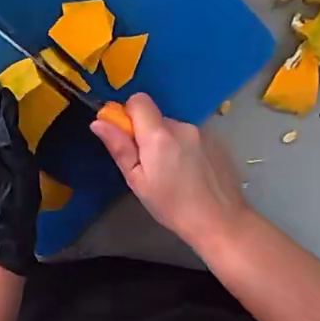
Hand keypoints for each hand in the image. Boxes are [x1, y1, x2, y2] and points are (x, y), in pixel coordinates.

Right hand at [91, 93, 249, 250]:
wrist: (221, 220)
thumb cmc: (171, 205)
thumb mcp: (136, 180)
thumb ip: (119, 147)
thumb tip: (98, 122)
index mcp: (158, 135)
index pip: (139, 100)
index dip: (128, 114)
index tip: (128, 138)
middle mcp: (182, 126)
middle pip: (155, 117)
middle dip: (147, 135)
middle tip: (149, 166)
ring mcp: (202, 132)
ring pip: (173, 129)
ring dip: (166, 143)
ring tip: (171, 173)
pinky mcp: (217, 141)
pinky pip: (190, 137)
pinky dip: (184, 149)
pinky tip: (189, 173)